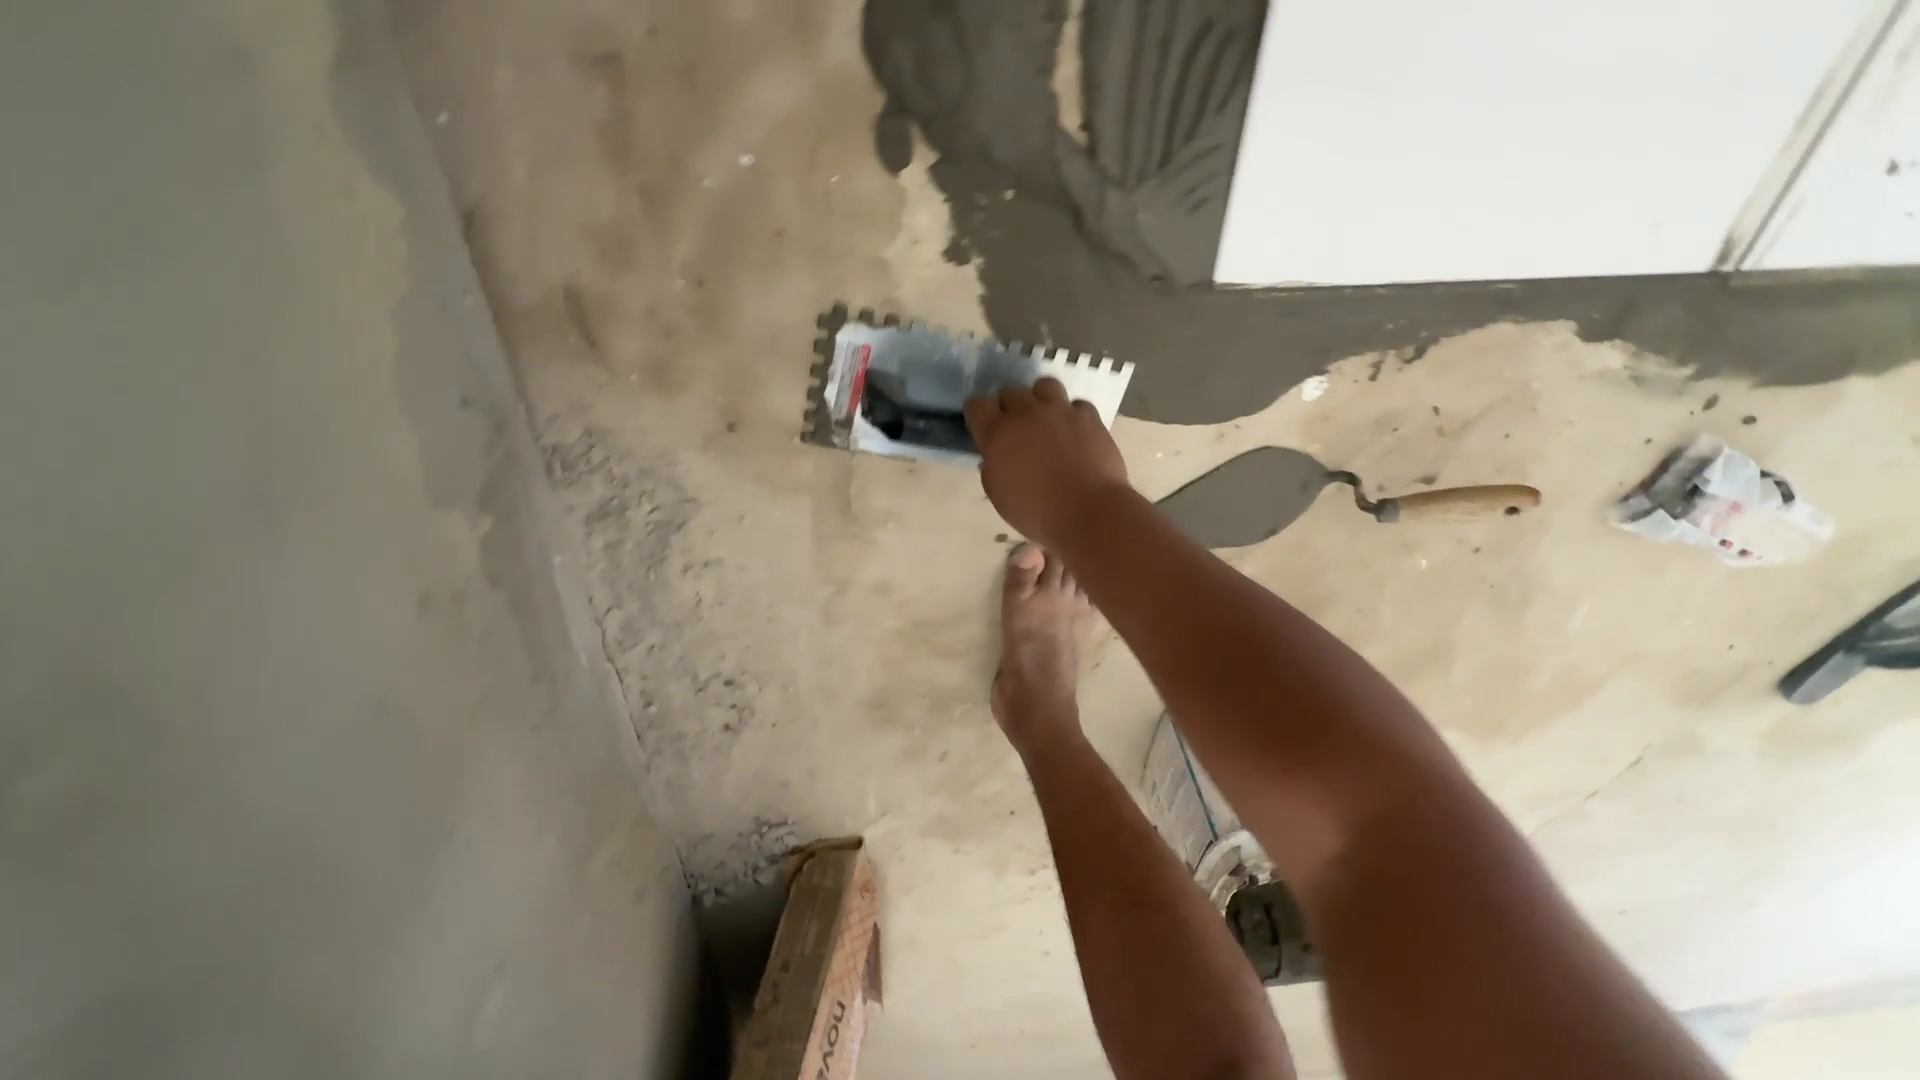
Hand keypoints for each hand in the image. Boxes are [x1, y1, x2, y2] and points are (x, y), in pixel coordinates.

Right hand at [964, 377, 1130, 547]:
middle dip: (1010, 406)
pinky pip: (1077, 405)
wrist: (1088, 511)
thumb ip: (992, 469)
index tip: (983, 426)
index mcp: (998, 433)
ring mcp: (1060, 412)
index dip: (978, 413)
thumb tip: (995, 457)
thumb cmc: (1036, 512)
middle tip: (1017, 428)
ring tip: (1046, 419)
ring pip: (1045, 386)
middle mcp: (1026, 414)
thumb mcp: (999, 496)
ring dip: (1041, 399)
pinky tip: (1075, 432)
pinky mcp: (1089, 417)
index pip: (976, 405)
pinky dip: (1073, 416)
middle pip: (1011, 391)